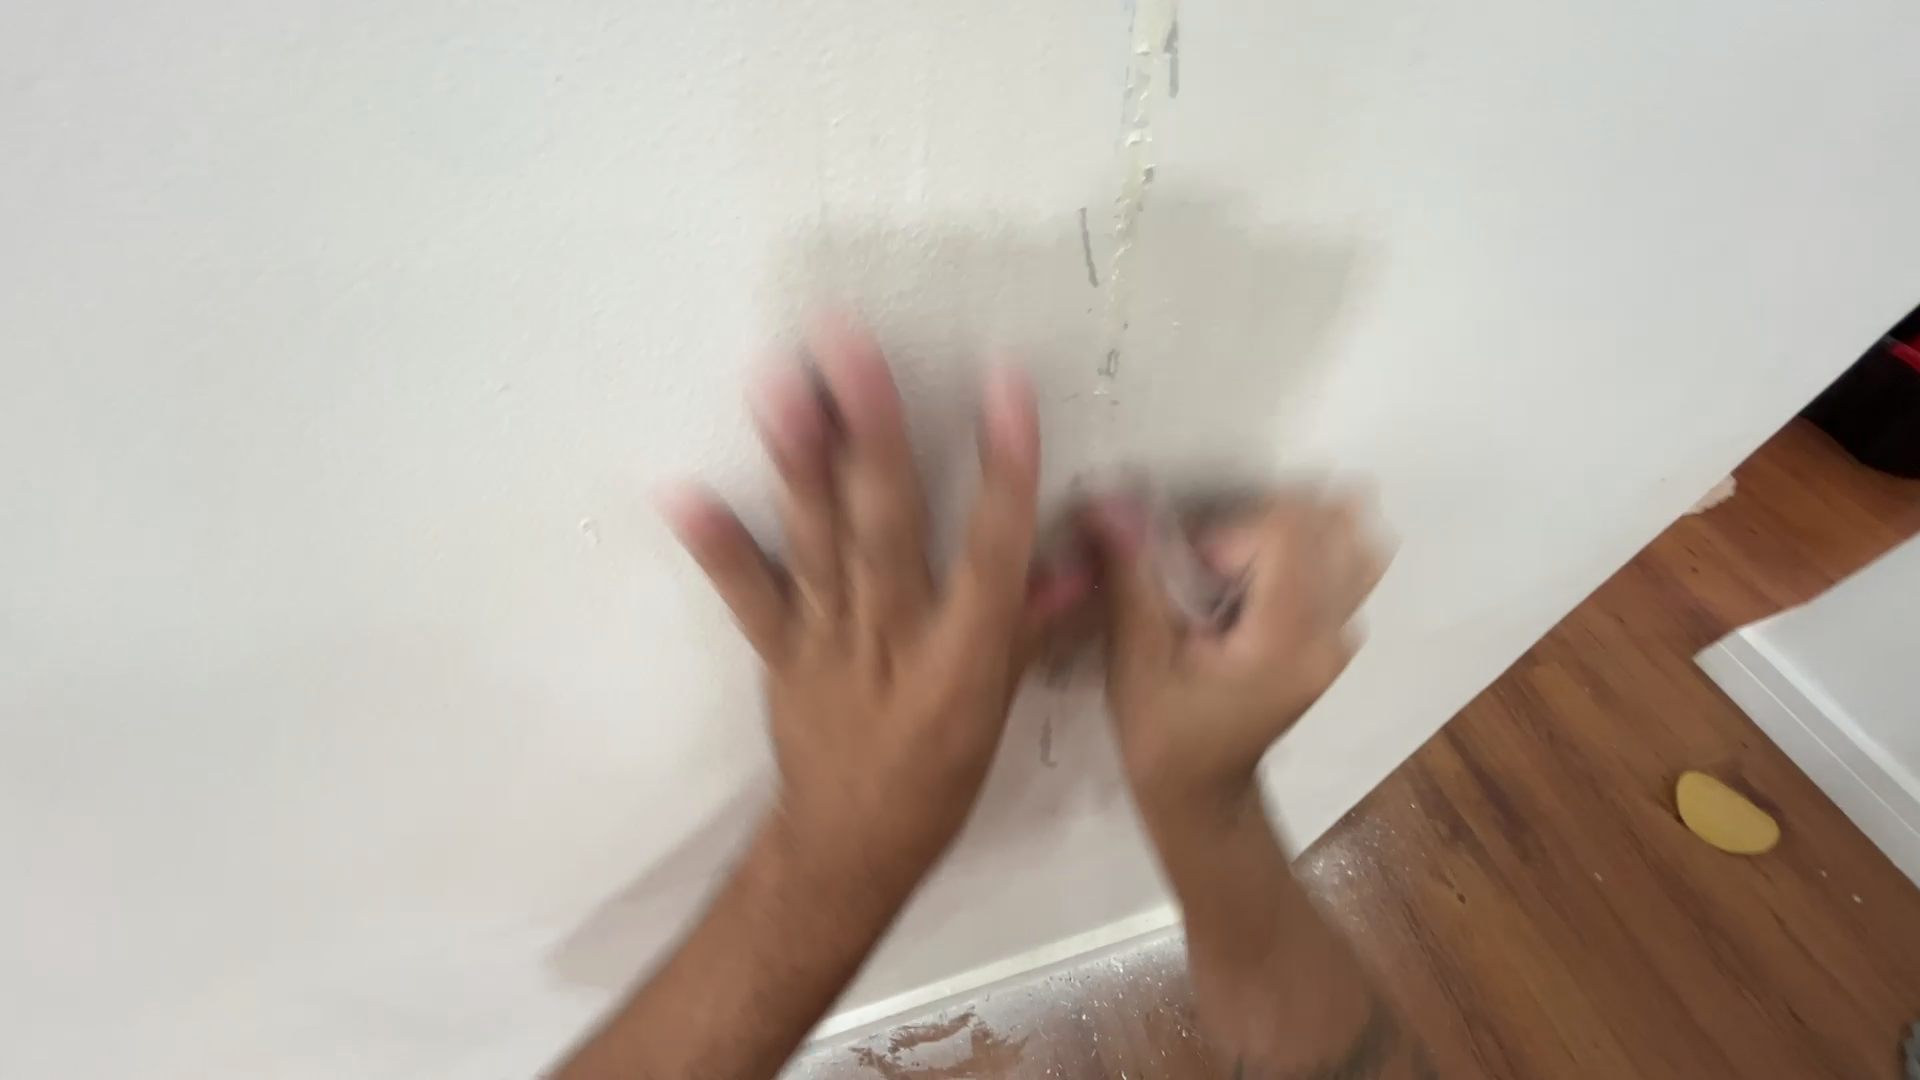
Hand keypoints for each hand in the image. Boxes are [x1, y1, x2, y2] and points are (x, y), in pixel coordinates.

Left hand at [661, 319, 1085, 883]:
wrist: (851, 845)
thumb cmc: (941, 774)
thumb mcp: (1001, 707)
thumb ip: (1035, 624)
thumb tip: (1082, 556)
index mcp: (965, 657)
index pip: (994, 551)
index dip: (1004, 469)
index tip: (1005, 385)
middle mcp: (895, 638)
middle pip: (887, 529)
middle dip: (873, 435)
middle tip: (848, 347)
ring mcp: (828, 643)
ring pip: (818, 545)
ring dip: (798, 462)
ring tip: (780, 384)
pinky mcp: (780, 652)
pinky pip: (749, 597)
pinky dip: (718, 546)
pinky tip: (680, 492)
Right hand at [1086, 489, 1389, 824]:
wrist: (1201, 794)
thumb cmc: (1162, 733)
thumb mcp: (1134, 658)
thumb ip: (1131, 577)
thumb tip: (1109, 507)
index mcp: (1285, 640)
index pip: (1286, 532)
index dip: (1228, 528)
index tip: (1185, 565)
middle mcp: (1332, 634)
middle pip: (1330, 526)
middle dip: (1261, 519)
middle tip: (1211, 551)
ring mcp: (1342, 638)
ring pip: (1351, 543)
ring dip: (1294, 527)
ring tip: (1241, 550)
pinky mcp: (1334, 639)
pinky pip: (1345, 568)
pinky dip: (1310, 547)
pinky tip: (1261, 565)